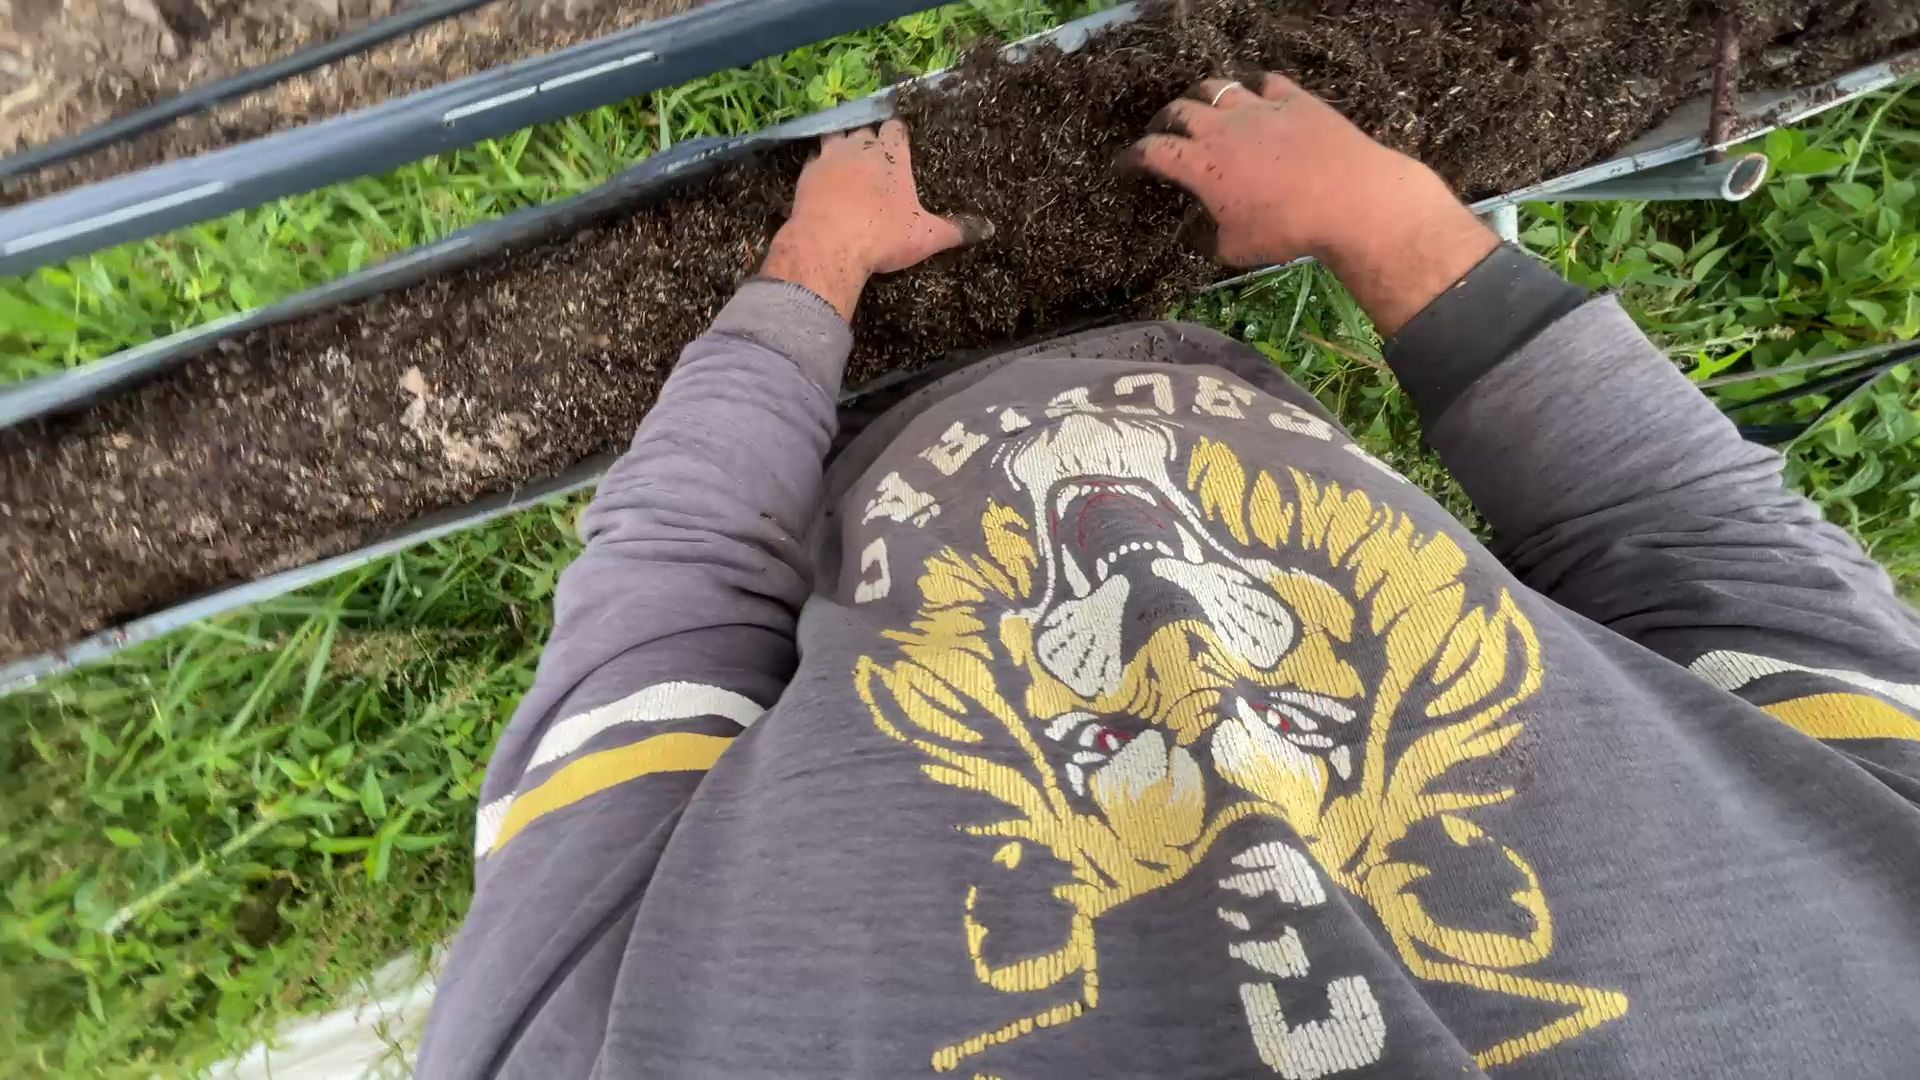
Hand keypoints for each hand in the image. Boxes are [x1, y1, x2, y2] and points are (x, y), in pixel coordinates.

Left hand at [762, 120, 991, 320]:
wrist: (829, 245)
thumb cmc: (883, 237)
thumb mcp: (926, 236)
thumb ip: (956, 230)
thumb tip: (989, 229)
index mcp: (892, 155)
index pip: (897, 128)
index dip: (900, 135)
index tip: (902, 145)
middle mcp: (860, 146)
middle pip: (866, 129)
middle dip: (870, 141)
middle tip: (876, 161)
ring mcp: (830, 157)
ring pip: (836, 136)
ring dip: (842, 146)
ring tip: (848, 164)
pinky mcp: (807, 174)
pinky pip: (814, 162)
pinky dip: (820, 170)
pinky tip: (824, 184)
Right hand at [1119, 74, 1497, 333]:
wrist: (1349, 198)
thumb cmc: (1283, 230)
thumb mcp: (1231, 249)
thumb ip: (1206, 237)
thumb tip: (1196, 234)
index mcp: (1201, 165)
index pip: (1152, 152)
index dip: (1131, 158)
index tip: (1122, 167)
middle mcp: (1223, 127)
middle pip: (1179, 110)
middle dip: (1161, 122)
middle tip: (1158, 134)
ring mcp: (1259, 107)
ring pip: (1217, 88)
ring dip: (1199, 98)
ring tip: (1197, 110)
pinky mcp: (1294, 99)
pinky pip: (1262, 82)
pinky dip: (1247, 88)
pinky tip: (1249, 96)